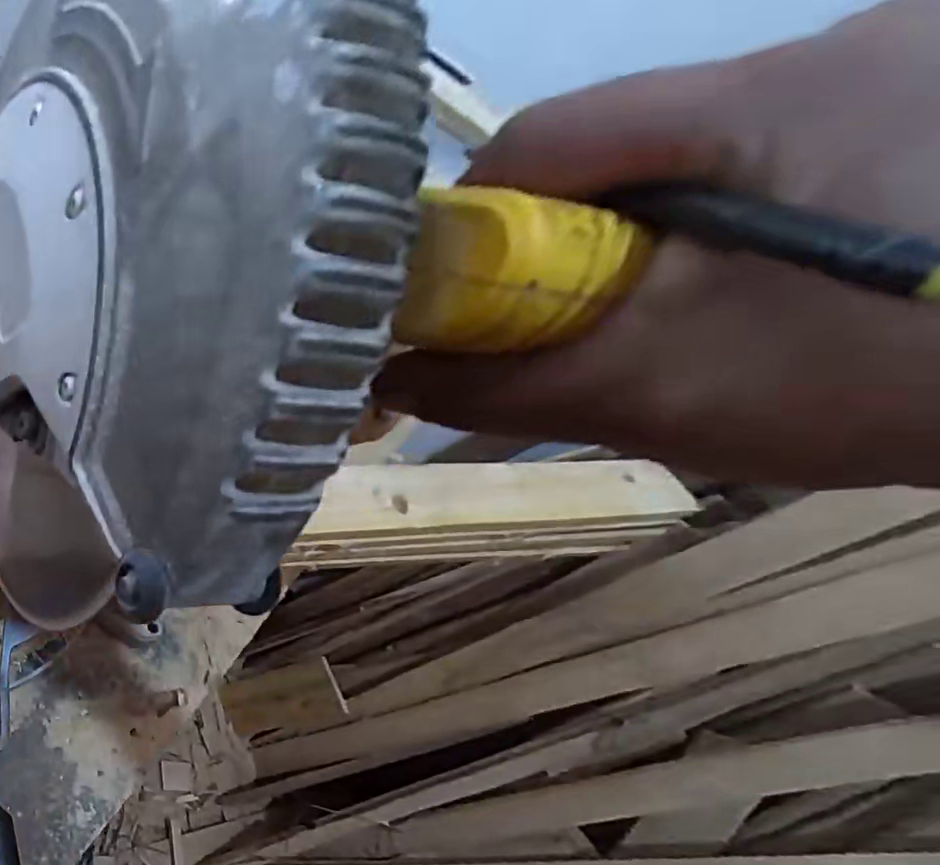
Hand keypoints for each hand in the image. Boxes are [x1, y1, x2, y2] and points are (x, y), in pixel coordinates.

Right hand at [374, 0, 939, 487]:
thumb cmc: (899, 372)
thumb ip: (507, 386)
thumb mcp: (663, 394)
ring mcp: (895, 73)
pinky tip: (750, 298)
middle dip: (552, 251)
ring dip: (635, 253)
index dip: (467, 222)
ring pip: (679, 171)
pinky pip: (755, 173)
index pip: (543, 139)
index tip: (449, 299)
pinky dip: (711, 241)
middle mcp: (827, 55)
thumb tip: (394, 378)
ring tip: (666, 328)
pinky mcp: (928, 110)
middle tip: (555, 332)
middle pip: (604, 158)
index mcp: (758, 103)